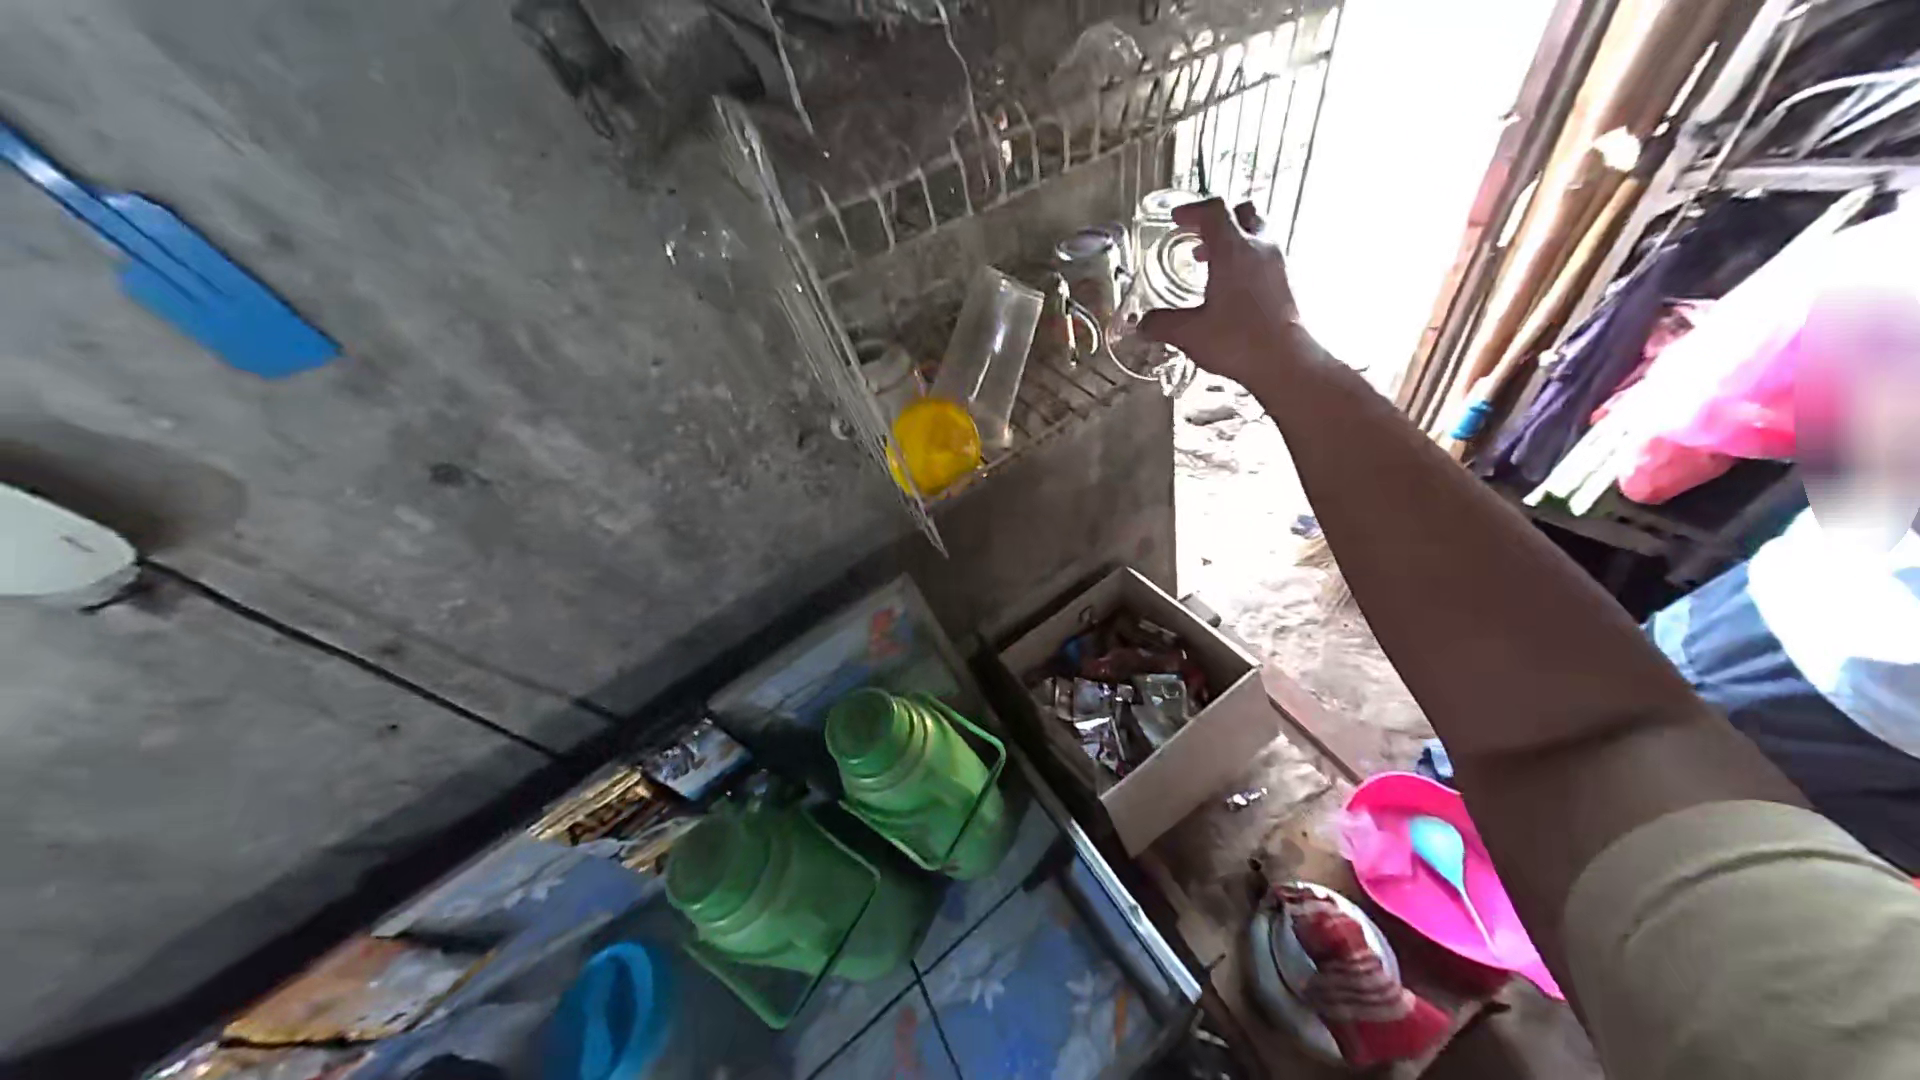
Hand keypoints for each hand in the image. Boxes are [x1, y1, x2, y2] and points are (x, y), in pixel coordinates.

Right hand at [1137, 198, 1312, 388]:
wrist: (1283, 361)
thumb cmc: (1237, 340)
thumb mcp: (1188, 333)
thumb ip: (1161, 324)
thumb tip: (1143, 324)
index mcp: (1233, 250)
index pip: (1214, 211)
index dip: (1193, 210)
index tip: (1177, 219)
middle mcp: (1260, 249)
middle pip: (1244, 214)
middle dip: (1219, 222)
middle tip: (1199, 240)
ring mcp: (1278, 265)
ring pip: (1257, 236)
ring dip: (1234, 243)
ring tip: (1211, 266)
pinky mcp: (1286, 285)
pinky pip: (1265, 260)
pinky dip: (1246, 264)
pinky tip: (1230, 290)